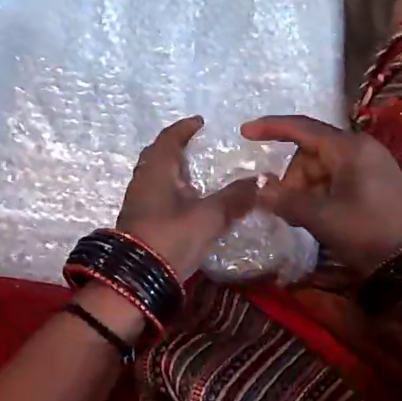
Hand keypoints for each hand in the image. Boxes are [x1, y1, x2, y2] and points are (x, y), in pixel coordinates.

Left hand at [117, 116, 259, 278]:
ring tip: (197, 175)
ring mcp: (138, 203)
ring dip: (175, 172)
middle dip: (177, 149)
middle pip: (158, 156)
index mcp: (157, 170)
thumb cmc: (172, 236)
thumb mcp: (210, 216)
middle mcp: (143, 181)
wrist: (139, 278)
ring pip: (156, 178)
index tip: (200, 123)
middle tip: (197, 147)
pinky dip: (173, 192)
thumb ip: (236, 197)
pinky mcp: (140, 223)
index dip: (185, 128)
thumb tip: (263, 181)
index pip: (169, 138)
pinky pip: (157, 196)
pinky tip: (189, 203)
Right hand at [241, 115, 401, 271]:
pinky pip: (337, 182)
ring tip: (301, 219)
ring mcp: (370, 167)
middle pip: (311, 154)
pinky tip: (316, 218)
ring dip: (306, 191)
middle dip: (293, 178)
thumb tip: (258, 188)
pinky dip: (321, 196)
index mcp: (349, 148)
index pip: (303, 129)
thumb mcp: (323, 217)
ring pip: (323, 171)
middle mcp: (360, 150)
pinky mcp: (375, 185)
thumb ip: (287, 200)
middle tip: (284, 208)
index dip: (272, 129)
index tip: (245, 133)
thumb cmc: (369, 231)